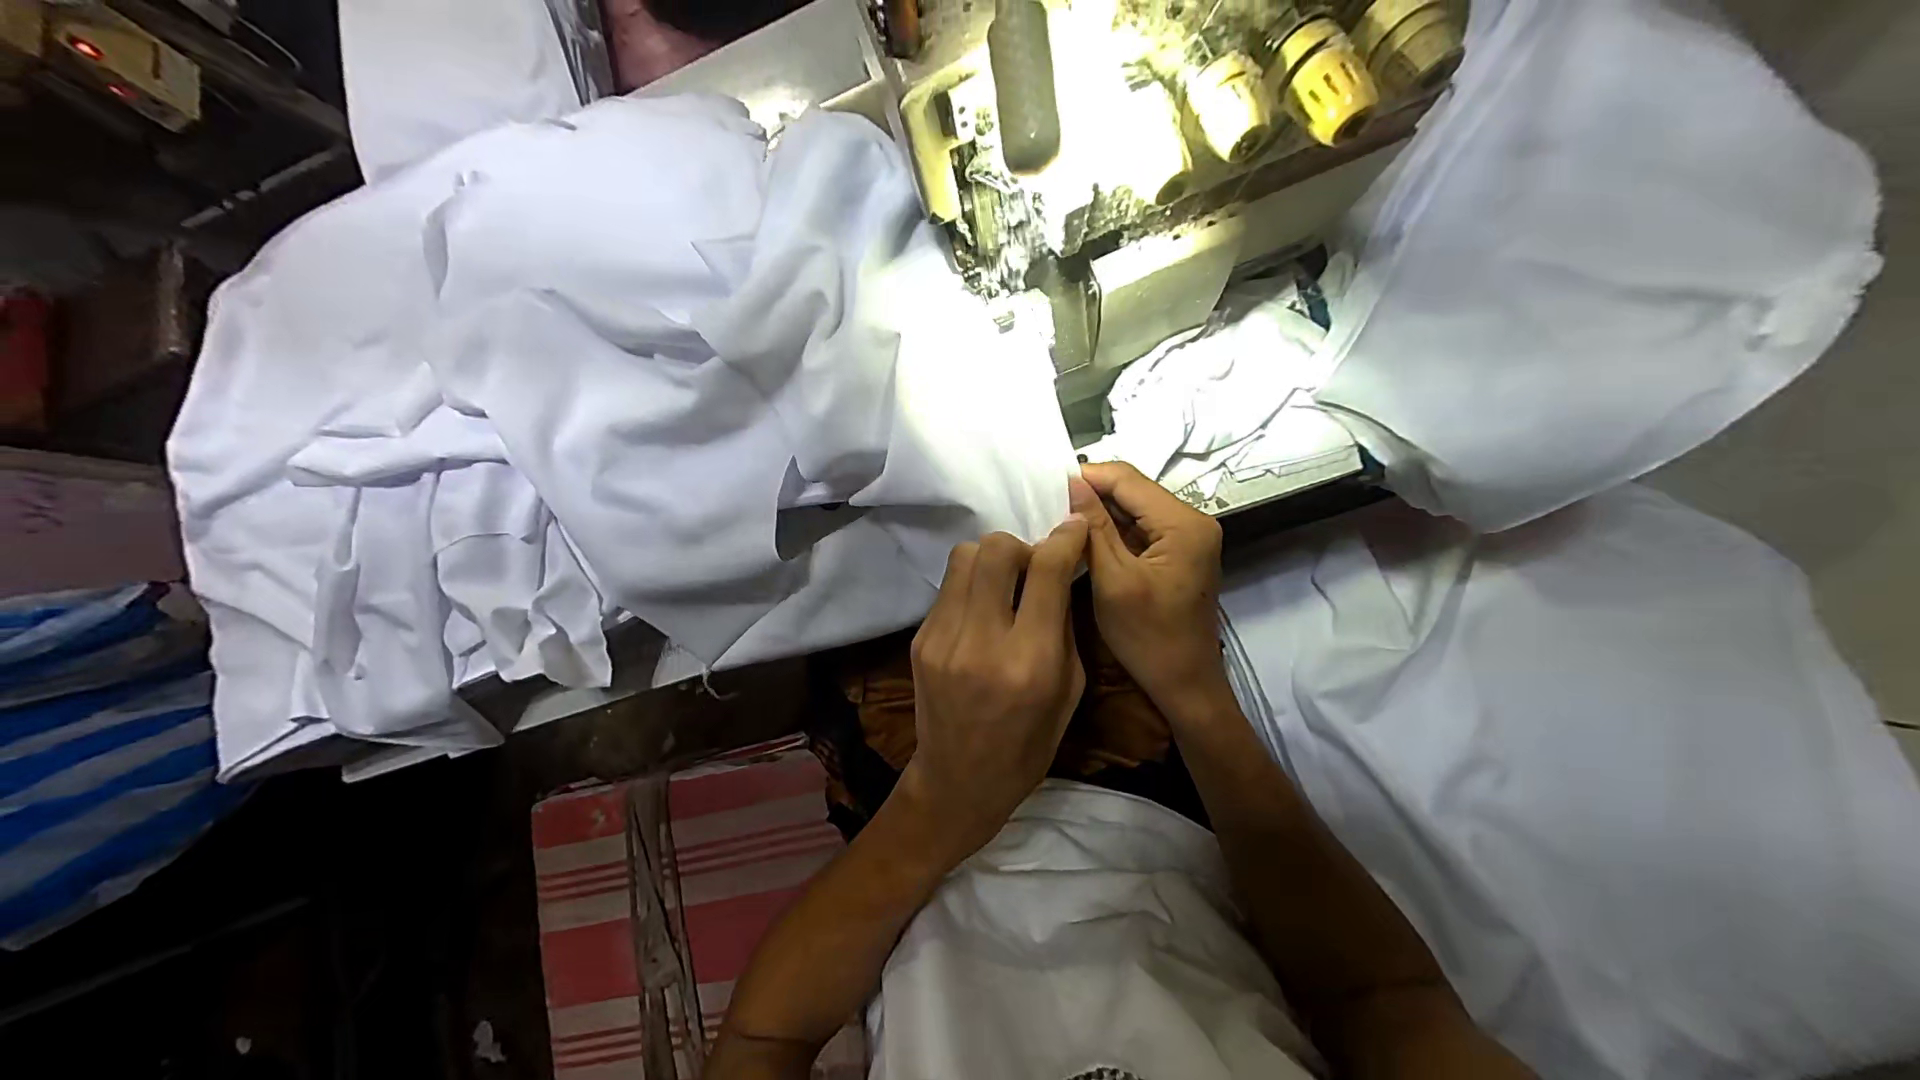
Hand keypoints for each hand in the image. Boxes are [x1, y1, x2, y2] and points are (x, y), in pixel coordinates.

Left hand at [897, 519, 1089, 863]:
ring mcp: (942, 639)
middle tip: (1031, 570)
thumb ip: (1063, 626)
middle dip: (1022, 546)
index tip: (1074, 529)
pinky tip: (981, 613)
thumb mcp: (1069, 691)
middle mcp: (981, 642)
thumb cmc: (1027, 745)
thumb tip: (1058, 571)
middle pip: (996, 548)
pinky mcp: (920, 640)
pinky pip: (948, 586)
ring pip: (965, 556)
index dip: (1064, 538)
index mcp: (1029, 661)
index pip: (1045, 570)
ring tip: (1003, 588)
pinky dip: (971, 586)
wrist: (958, 781)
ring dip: (991, 560)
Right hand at [1072, 462, 1229, 722]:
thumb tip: (1071, 484)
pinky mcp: (1178, 554)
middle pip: (1133, 491)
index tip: (1045, 483)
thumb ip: (1093, 528)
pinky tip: (1082, 537)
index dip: (1087, 476)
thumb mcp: (1112, 580)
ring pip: (1134, 509)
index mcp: (1183, 523)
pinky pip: (1140, 529)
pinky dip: (1111, 531)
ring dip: (1099, 513)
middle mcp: (1193, 521)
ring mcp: (1187, 538)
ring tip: (1057, 518)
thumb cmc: (1148, 638)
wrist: (1184, 684)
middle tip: (1046, 502)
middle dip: (1091, 494)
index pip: (1128, 479)